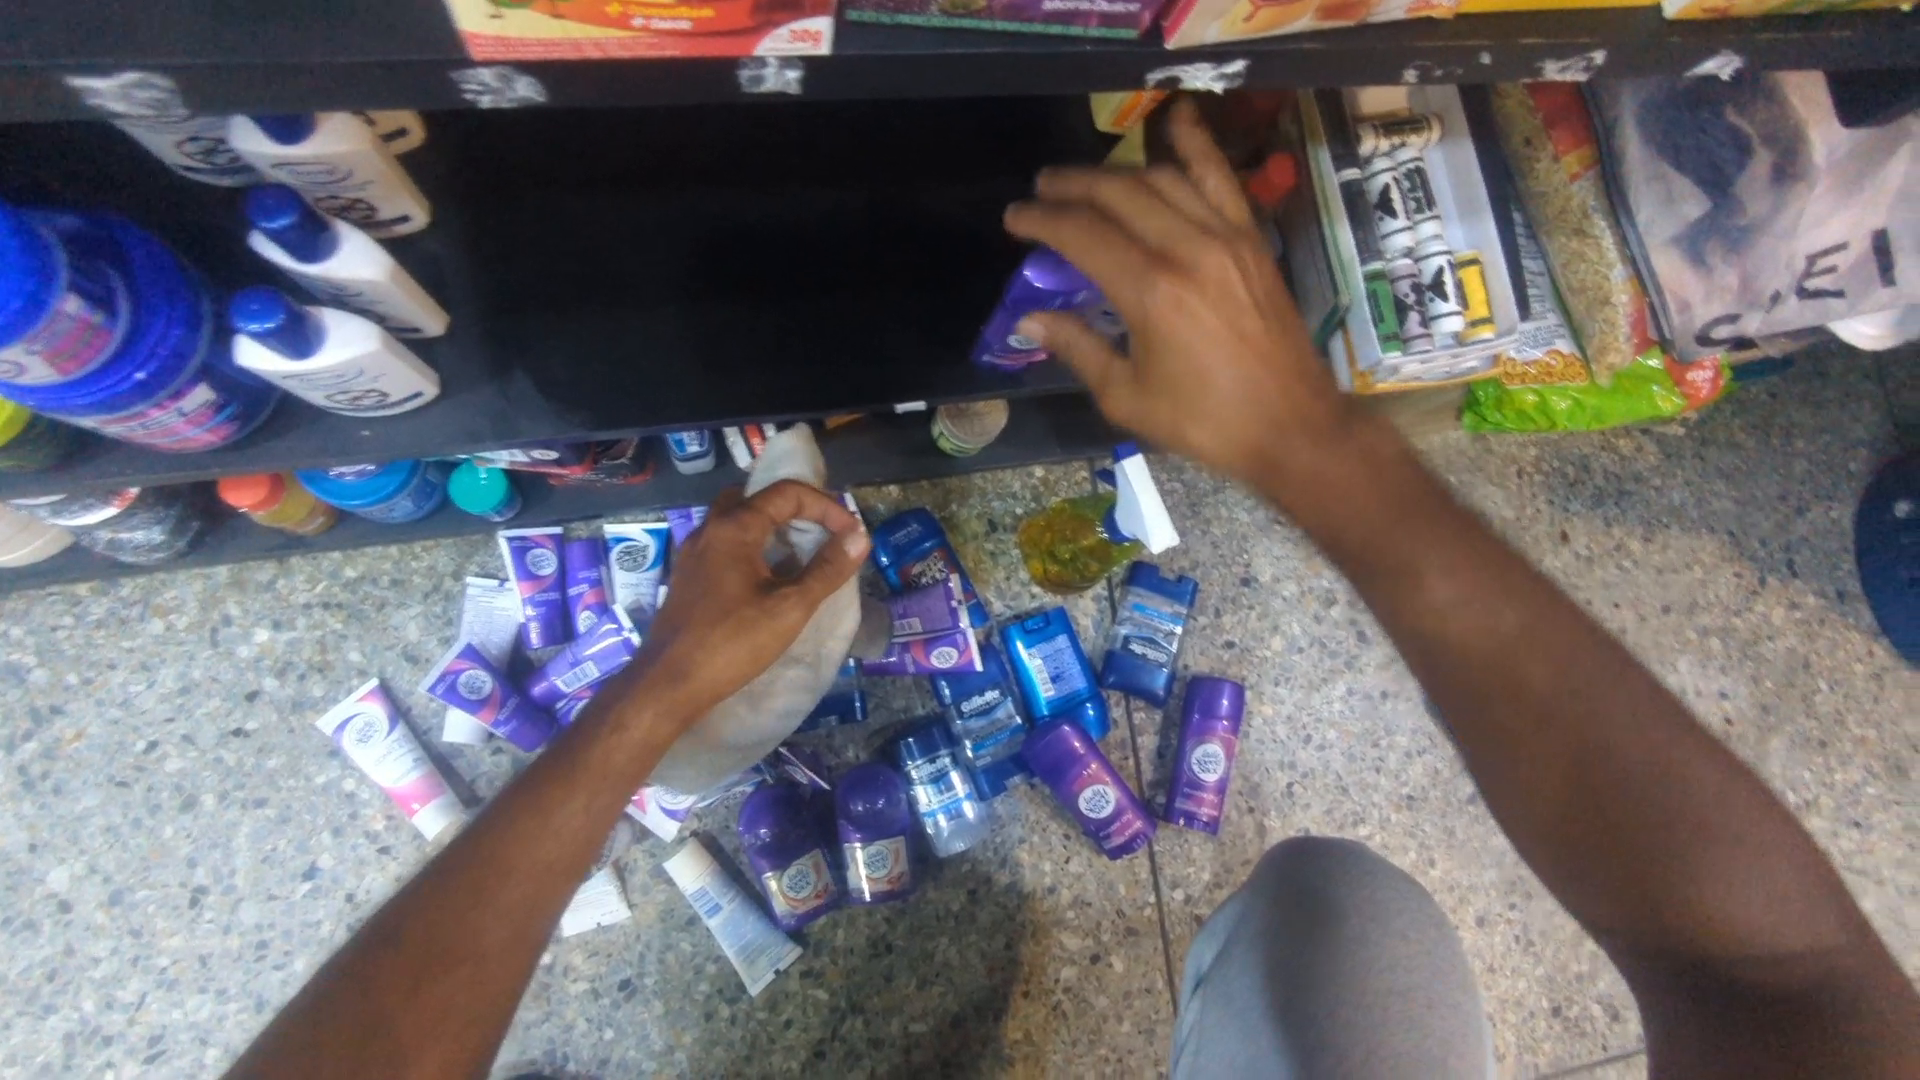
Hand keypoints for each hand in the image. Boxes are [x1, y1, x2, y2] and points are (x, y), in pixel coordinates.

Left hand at [628, 480, 868, 723]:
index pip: (787, 493)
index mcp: (734, 528)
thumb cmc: (732, 643)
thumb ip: (828, 569)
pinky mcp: (688, 577)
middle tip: (823, 531)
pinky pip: (725, 544)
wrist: (668, 684)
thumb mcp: (790, 607)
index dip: (826, 507)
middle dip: (795, 508)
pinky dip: (754, 547)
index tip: (850, 534)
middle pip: (757, 497)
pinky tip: (769, 579)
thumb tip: (860, 537)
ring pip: (737, 520)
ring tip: (802, 554)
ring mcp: (694, 553)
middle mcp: (709, 530)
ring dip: (772, 528)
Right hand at [1003, 98, 1354, 490]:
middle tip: (1041, 189)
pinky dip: (1195, 147)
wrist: (1288, 424)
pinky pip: (1220, 179)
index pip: (1083, 235)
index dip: (1042, 220)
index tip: (1014, 217)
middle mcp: (1187, 249)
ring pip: (1163, 180)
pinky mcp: (1252, 240)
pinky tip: (1176, 121)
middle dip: (1071, 186)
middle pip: (1118, 194)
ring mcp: (1226, 238)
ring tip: (1086, 179)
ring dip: (1118, 172)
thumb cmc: (1201, 421)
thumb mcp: (1126, 396)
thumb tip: (1029, 320)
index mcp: (1150, 292)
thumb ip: (1078, 348)